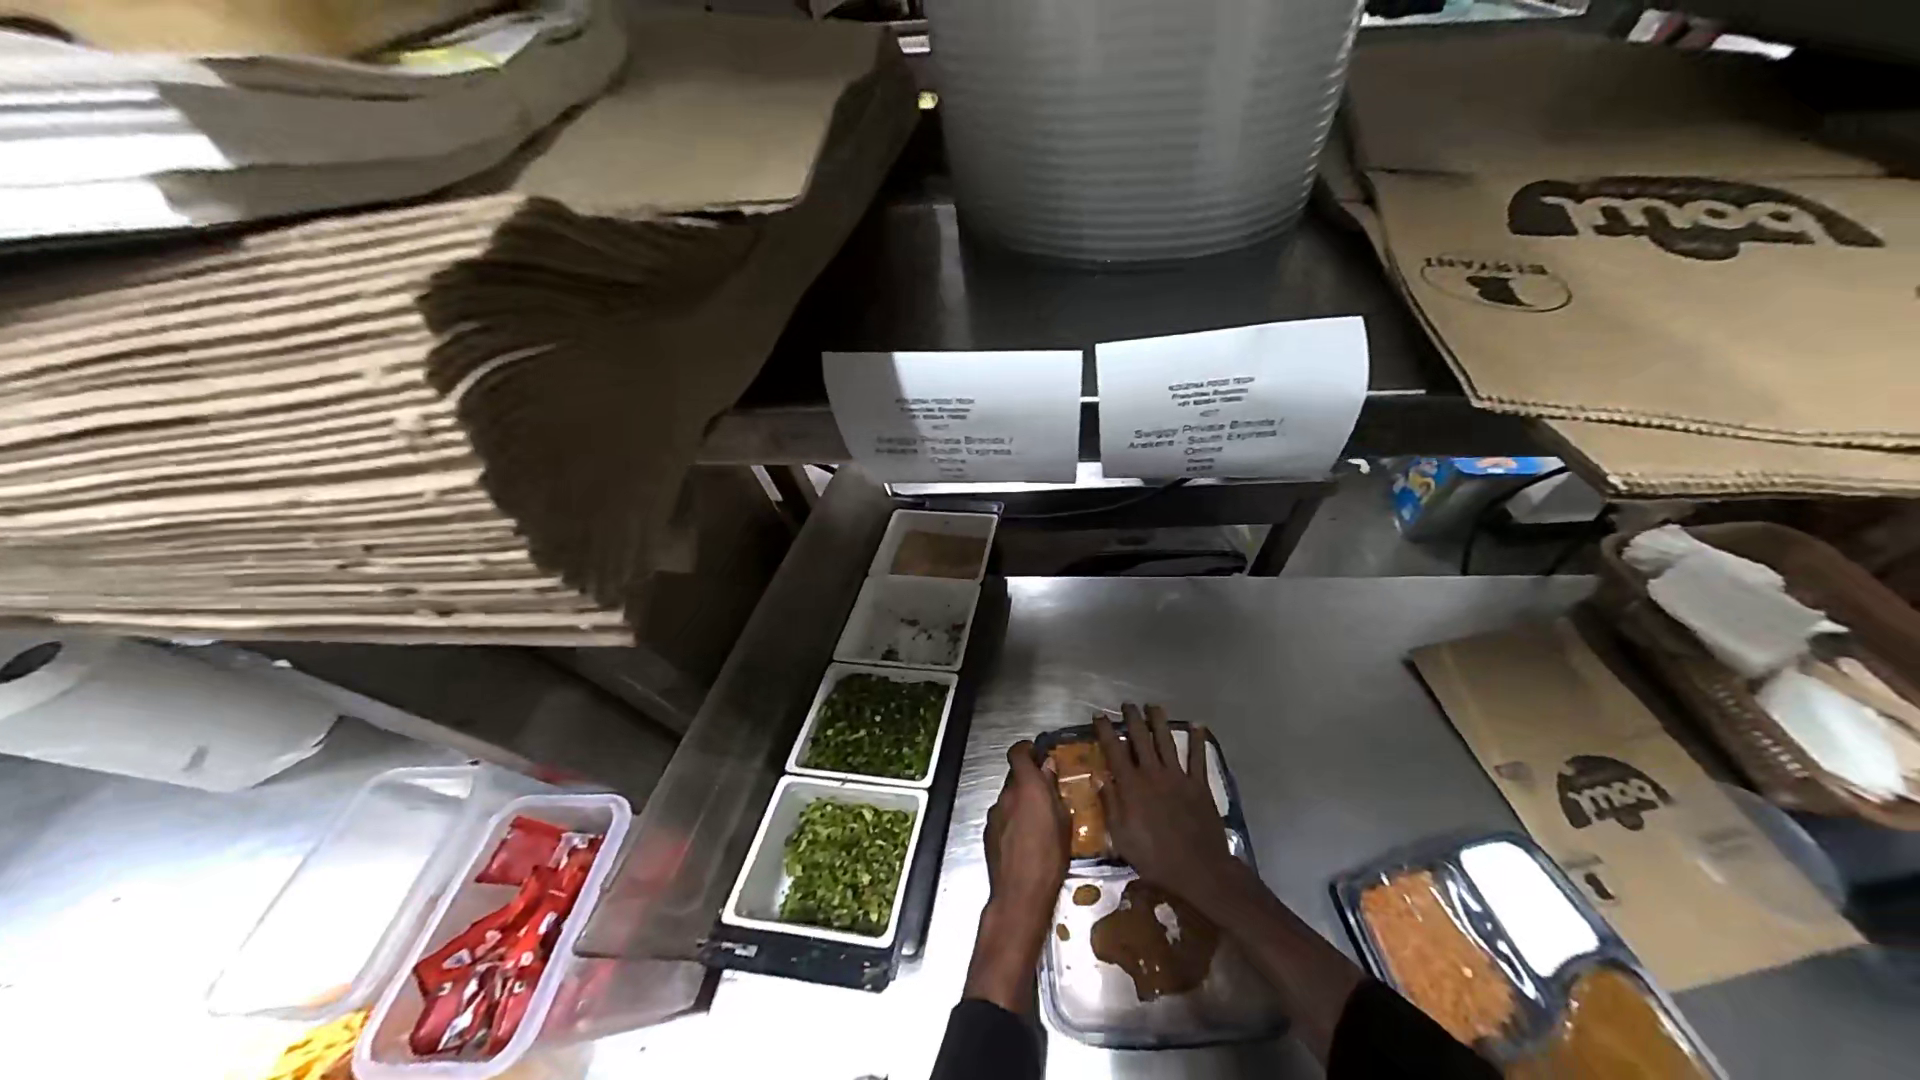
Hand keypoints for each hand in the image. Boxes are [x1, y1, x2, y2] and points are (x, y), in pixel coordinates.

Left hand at [966, 740, 1069, 1012]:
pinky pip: (1002, 816)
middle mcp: (1007, 795)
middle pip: (1014, 776)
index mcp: (1027, 787)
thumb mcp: (1063, 821)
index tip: (1036, 752)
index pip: (1018, 753)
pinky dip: (1012, 819)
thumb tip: (1048, 769)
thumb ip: (1053, 790)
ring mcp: (994, 813)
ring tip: (1039, 821)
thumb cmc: (1051, 857)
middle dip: (1028, 780)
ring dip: (1021, 802)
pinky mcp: (988, 831)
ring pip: (1009, 798)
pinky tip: (1025, 838)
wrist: (1021, 893)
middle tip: (1046, 792)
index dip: (1026, 749)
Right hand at [1096, 704, 1238, 899]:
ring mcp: (1178, 777)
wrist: (1197, 868)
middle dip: (1132, 718)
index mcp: (1131, 785)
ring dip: (1159, 721)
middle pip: (1141, 738)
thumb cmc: (1153, 856)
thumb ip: (1110, 804)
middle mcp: (1153, 773)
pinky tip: (1197, 725)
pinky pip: (1198, 757)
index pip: (1114, 750)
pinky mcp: (1199, 785)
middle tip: (1127, 704)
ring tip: (1153, 706)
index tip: (1099, 716)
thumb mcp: (1120, 835)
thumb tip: (1100, 779)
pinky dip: (1197, 740)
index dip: (1105, 730)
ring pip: (1166, 741)